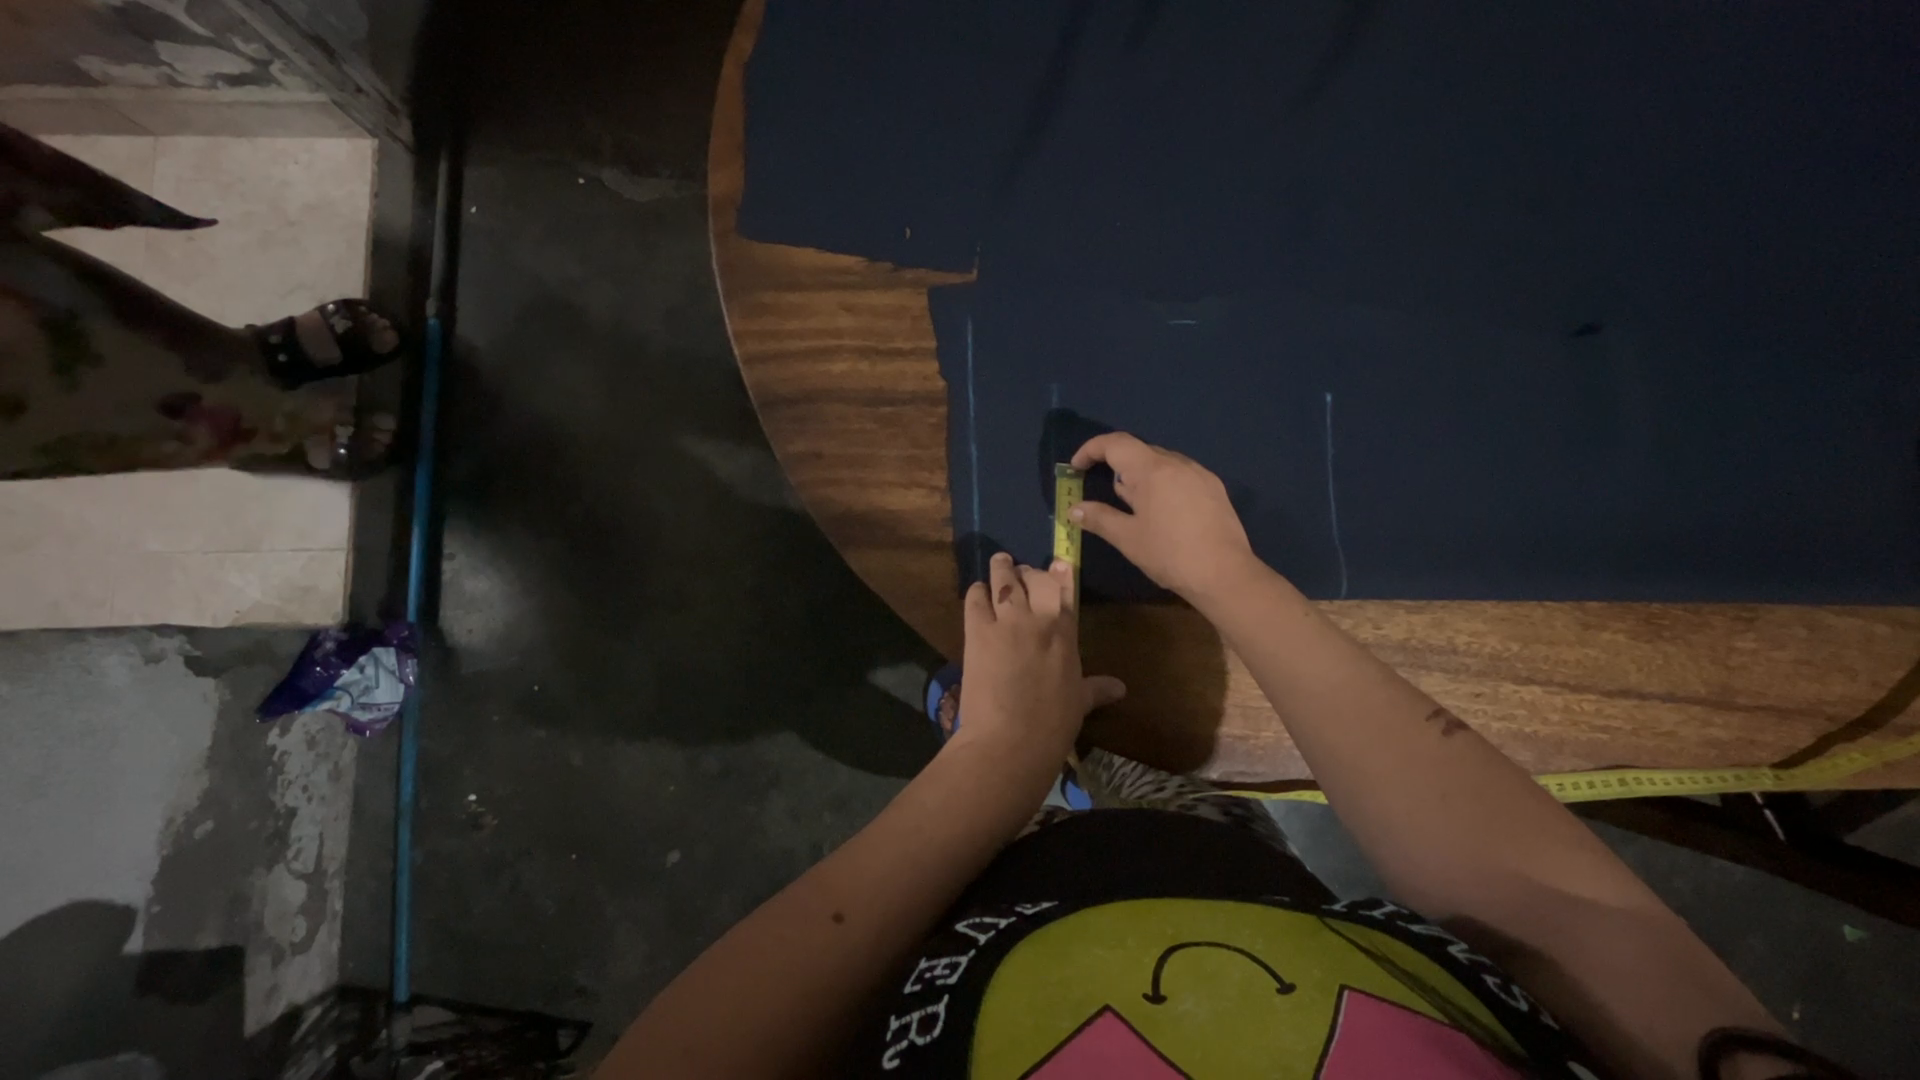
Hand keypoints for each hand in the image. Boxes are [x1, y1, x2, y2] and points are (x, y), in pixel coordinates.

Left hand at [958, 552, 1125, 759]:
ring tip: (1000, 562)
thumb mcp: (1079, 704)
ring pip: (1003, 582)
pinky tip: (977, 589)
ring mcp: (1006, 623)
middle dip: (1028, 572)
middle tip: (1023, 570)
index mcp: (1065, 635)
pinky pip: (975, 601)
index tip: (1057, 564)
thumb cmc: (1052, 725)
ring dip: (1002, 570)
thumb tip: (1120, 688)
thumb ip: (1096, 689)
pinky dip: (977, 592)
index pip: (1065, 593)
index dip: (1061, 575)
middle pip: (1033, 581)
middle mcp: (1037, 620)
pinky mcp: (977, 632)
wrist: (1010, 740)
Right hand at [1070, 432, 1261, 601]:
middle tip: (1104, 493)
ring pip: (1162, 463)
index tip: (1076, 467)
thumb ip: (1099, 518)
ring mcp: (1200, 474)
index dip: (1091, 449)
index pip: (1115, 443)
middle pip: (1139, 451)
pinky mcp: (1215, 488)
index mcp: (1152, 470)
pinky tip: (1163, 512)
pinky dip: (1163, 483)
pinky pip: (1181, 475)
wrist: (1224, 574)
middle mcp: (1177, 463)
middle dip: (1116, 465)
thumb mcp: (1128, 538)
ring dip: (1141, 476)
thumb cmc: (1170, 554)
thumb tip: (1074, 509)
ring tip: (1135, 506)